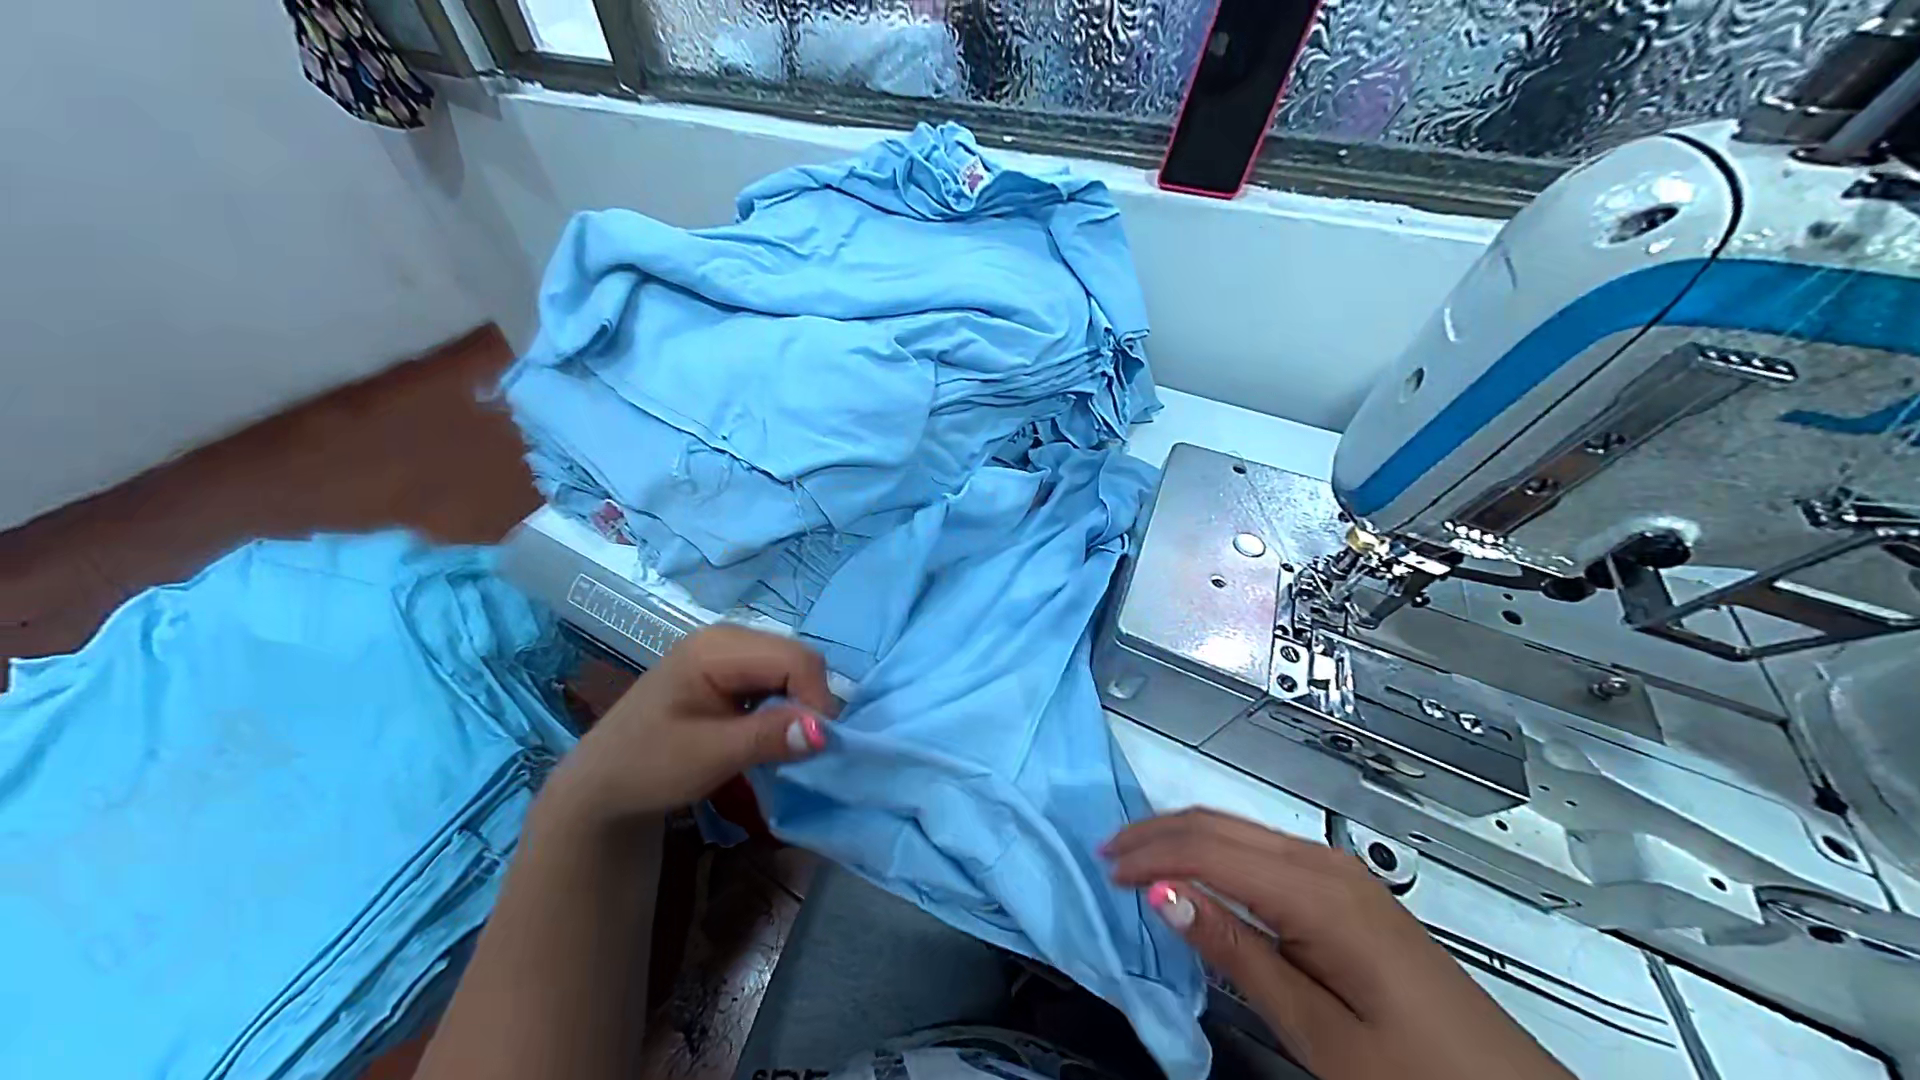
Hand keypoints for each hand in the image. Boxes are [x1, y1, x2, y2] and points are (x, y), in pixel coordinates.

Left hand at [544, 626, 836, 827]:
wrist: (603, 783)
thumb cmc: (647, 767)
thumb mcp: (708, 757)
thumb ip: (767, 738)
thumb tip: (826, 731)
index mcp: (716, 646)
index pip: (795, 659)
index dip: (816, 699)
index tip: (816, 745)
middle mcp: (727, 636)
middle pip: (798, 657)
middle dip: (810, 700)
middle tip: (802, 745)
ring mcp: (729, 649)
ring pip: (793, 666)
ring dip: (799, 703)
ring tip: (784, 740)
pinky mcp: (731, 668)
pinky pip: (778, 676)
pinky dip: (786, 703)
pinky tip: (769, 729)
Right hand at [1105, 809, 1573, 1079]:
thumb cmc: (1415, 1070)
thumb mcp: (1317, 1030)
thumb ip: (1236, 951)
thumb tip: (1165, 894)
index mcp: (1315, 893)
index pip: (1209, 850)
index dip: (1152, 855)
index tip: (1109, 872)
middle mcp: (1323, 862)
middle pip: (1219, 823)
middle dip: (1157, 832)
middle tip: (1109, 855)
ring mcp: (1335, 868)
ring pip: (1236, 826)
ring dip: (1181, 836)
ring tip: (1137, 858)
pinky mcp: (1340, 883)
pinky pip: (1258, 845)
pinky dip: (1213, 847)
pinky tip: (1193, 867)